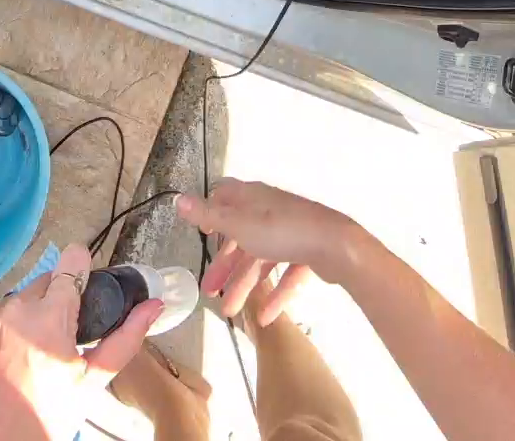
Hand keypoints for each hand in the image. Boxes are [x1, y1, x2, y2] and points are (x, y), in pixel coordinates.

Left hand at [0, 243, 164, 440]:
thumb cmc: (45, 421)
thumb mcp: (90, 383)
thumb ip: (124, 339)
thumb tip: (154, 307)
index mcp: (48, 320)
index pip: (71, 260)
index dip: (81, 270)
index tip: (83, 286)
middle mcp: (13, 310)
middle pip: (45, 283)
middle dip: (54, 303)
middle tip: (58, 341)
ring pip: (18, 299)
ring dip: (26, 317)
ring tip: (29, 355)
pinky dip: (1, 330)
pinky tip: (5, 360)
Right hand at [175, 179, 362, 325]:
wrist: (335, 244)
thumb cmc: (280, 230)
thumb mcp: (238, 224)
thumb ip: (208, 215)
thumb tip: (179, 199)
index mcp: (251, 198)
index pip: (224, 196)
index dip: (210, 213)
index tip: (201, 233)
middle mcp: (269, 210)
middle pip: (241, 236)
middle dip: (225, 265)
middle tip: (209, 291)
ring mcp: (290, 231)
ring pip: (261, 258)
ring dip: (245, 285)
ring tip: (231, 313)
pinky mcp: (307, 250)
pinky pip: (286, 273)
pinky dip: (275, 294)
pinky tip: (266, 319)